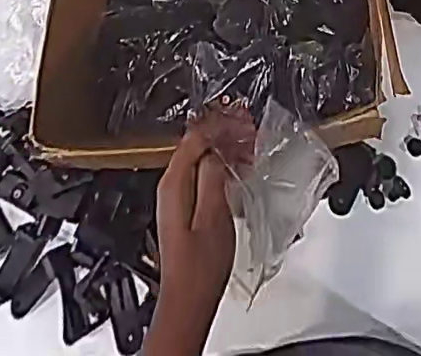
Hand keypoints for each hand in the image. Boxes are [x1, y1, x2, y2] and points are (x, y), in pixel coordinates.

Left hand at [148, 120, 235, 354]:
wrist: (189, 300)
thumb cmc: (200, 265)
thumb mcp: (214, 214)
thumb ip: (214, 175)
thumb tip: (218, 149)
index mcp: (174, 183)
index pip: (196, 135)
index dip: (221, 123)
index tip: (243, 119)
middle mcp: (171, 185)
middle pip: (197, 141)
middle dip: (225, 130)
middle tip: (249, 126)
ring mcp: (177, 194)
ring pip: (202, 154)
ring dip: (226, 145)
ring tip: (250, 141)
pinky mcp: (187, 204)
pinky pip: (204, 169)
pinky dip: (223, 161)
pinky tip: (240, 164)